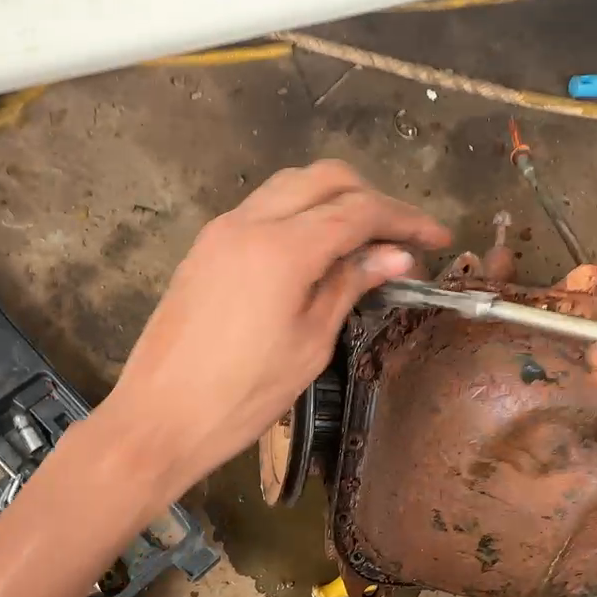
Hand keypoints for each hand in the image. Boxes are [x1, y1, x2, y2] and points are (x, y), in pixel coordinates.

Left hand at [99, 161, 448, 496]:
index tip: (437, 238)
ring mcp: (222, 230)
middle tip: (401, 239)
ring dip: (334, 201)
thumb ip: (349, 288)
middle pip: (326, 179)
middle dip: (372, 198)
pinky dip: (300, 216)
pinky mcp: (206, 247)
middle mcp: (250, 222)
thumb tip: (394, 257)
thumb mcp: (309, 345)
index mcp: (282, 248)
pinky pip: (264, 210)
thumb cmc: (242, 396)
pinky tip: (317, 253)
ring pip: (291, 187)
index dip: (405, 220)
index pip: (359, 211)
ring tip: (364, 244)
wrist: (159, 417)